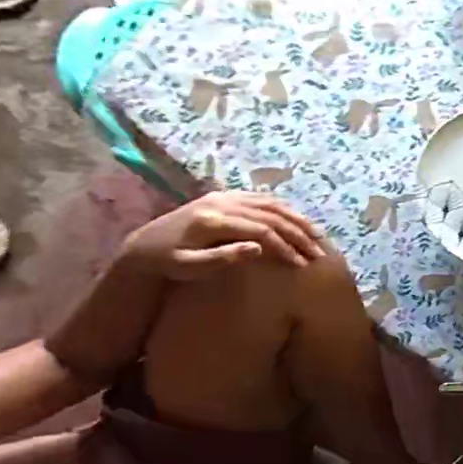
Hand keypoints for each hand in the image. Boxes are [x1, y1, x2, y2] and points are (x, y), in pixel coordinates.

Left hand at [122, 192, 326, 277]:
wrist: (144, 245)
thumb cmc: (168, 262)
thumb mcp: (190, 267)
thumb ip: (223, 258)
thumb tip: (258, 249)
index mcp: (213, 220)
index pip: (261, 230)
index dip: (285, 247)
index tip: (301, 265)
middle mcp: (221, 202)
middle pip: (271, 215)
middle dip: (298, 235)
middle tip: (318, 254)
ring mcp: (224, 196)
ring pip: (270, 203)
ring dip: (297, 219)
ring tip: (318, 237)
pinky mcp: (225, 196)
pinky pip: (261, 198)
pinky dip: (284, 208)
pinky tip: (299, 219)